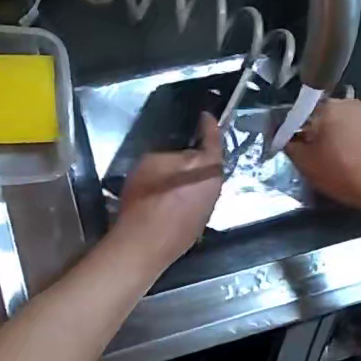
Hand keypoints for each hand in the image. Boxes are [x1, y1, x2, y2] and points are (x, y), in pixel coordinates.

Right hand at [111, 113, 224, 266]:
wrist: (144, 245)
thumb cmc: (149, 198)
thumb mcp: (153, 161)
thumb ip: (172, 154)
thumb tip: (180, 157)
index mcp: (210, 167)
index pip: (213, 137)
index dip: (208, 124)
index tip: (205, 116)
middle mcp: (217, 187)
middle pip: (210, 164)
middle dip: (200, 154)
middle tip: (185, 144)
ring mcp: (209, 209)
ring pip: (203, 184)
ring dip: (193, 176)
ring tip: (175, 171)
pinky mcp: (198, 226)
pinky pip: (194, 201)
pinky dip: (186, 195)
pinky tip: (171, 196)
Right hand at [284, 98, 360, 215]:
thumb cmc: (346, 174)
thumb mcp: (307, 165)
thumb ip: (290, 146)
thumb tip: (285, 137)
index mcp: (325, 106)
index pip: (296, 114)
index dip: (289, 132)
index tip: (290, 149)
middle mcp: (347, 102)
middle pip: (319, 116)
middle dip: (313, 134)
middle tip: (312, 158)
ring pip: (339, 124)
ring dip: (333, 138)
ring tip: (335, 162)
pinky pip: (357, 131)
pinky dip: (351, 143)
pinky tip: (354, 162)